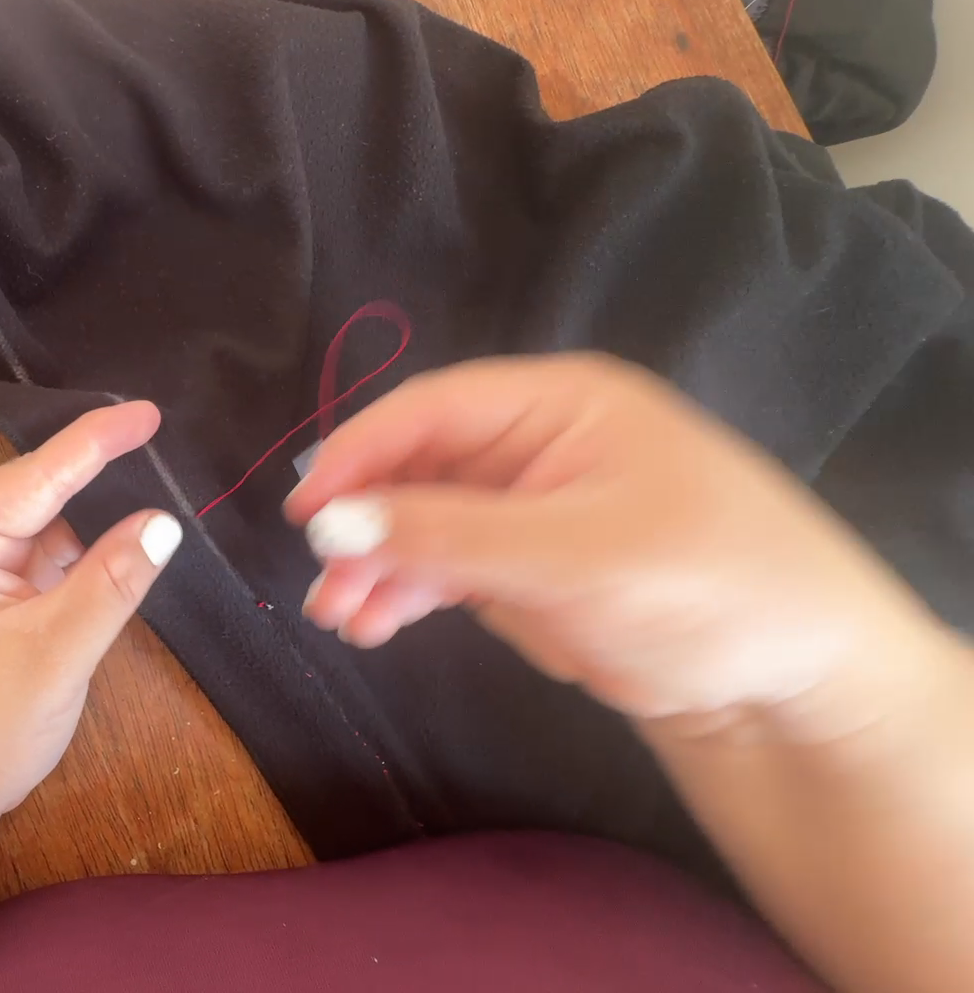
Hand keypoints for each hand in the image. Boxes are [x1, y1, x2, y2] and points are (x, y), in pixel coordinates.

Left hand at [0, 401, 182, 843]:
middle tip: (161, 457)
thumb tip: (163, 521)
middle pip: (37, 493)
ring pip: (42, 526)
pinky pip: (35, 557)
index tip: (151, 411)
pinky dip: (70, 566)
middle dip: (95, 486)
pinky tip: (94, 580)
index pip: (38, 473)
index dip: (97, 439)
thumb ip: (111, 582)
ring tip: (124, 540)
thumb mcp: (55, 656)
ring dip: (84, 538)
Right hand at [283, 353, 947, 735]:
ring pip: (410, 523)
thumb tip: (327, 525)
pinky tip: (368, 625)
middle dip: (361, 524)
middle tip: (324, 577)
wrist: (794, 694)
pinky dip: (395, 593)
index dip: (358, 452)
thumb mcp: (575, 556)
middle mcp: (521, 445)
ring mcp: (510, 505)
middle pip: (409, 470)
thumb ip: (444, 535)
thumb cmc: (711, 590)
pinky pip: (430, 566)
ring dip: (369, 566)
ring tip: (338, 616)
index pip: (429, 411)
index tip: (306, 508)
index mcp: (552, 406)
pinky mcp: (505, 560)